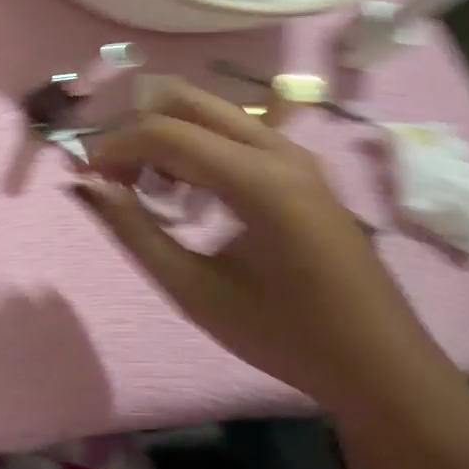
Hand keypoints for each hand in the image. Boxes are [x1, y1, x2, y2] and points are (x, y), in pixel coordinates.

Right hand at [73, 79, 452, 414]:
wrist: (381, 368)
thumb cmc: (283, 335)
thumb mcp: (193, 290)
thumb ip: (133, 230)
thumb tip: (86, 186)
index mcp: (258, 180)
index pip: (164, 132)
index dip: (114, 147)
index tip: (86, 179)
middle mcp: (279, 151)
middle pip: (186, 101)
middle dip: (137, 130)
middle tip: (115, 175)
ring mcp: (297, 156)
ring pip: (210, 112)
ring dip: (166, 136)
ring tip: (148, 188)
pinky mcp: (303, 169)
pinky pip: (234, 133)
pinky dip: (196, 146)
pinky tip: (188, 194)